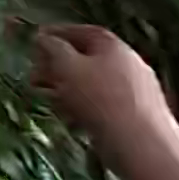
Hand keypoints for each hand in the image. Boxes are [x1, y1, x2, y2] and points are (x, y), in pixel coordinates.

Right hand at [33, 24, 178, 169]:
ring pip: (93, 80)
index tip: (35, 40)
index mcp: (115, 48)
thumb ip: (51, 46)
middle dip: (57, 62)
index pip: (83, 31)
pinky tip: (67, 113)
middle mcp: (131, 65)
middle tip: (34, 71)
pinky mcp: (139, 116)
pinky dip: (81, 102)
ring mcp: (139, 92)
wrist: (144, 148)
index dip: (57, 32)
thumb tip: (44, 39)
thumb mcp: (65, 64)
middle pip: (87, 57)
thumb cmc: (99, 98)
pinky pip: (103, 100)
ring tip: (44, 94)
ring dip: (65, 83)